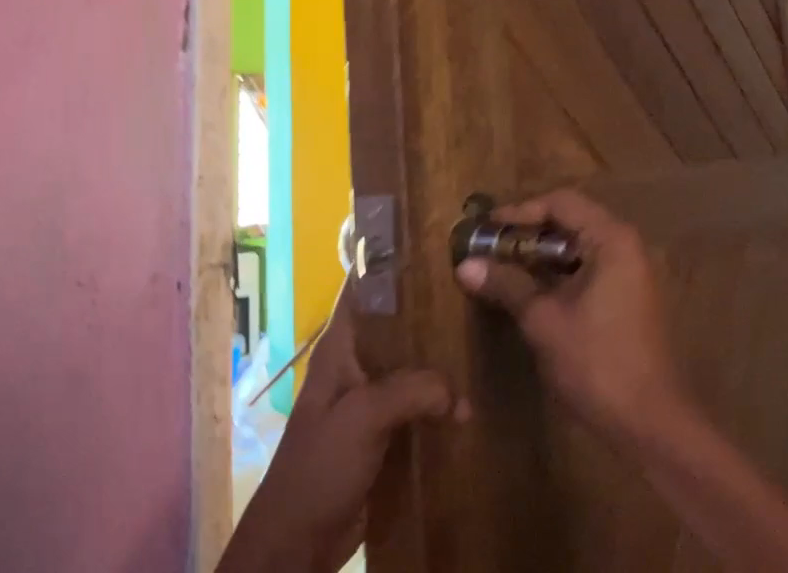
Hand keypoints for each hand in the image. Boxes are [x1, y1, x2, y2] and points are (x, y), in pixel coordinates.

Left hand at [220, 285, 465, 572]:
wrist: (300, 539)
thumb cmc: (319, 466)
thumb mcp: (362, 416)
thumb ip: (411, 389)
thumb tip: (460, 392)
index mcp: (341, 347)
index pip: (365, 288)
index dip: (396, 264)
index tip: (439, 248)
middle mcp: (358, 364)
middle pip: (400, 325)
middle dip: (435, 313)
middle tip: (481, 294)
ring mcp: (373, 399)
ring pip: (415, 365)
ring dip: (445, 361)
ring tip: (487, 342)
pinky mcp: (387, 431)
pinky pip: (421, 404)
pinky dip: (445, 401)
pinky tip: (476, 397)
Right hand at [453, 190, 687, 448]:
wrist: (649, 420)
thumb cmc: (596, 362)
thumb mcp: (544, 320)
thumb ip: (507, 285)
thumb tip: (465, 264)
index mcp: (612, 240)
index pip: (561, 203)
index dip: (520, 212)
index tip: (485, 227)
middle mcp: (626, 248)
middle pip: (571, 223)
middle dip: (527, 235)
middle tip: (487, 248)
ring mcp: (630, 275)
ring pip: (578, 251)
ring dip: (540, 258)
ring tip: (500, 270)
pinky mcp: (627, 300)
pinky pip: (587, 272)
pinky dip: (557, 277)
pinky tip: (528, 294)